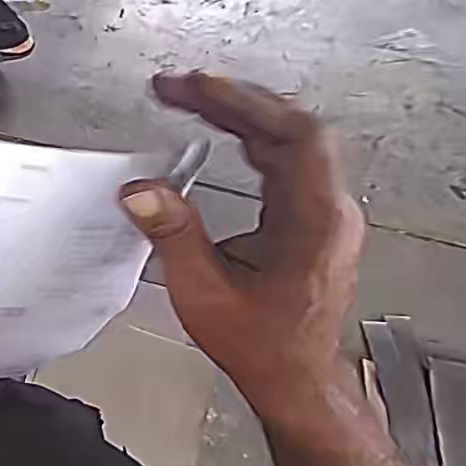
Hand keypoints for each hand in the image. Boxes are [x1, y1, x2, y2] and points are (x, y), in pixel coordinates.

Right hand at [119, 73, 364, 378]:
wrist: (296, 379)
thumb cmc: (262, 345)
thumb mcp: (205, 293)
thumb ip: (173, 236)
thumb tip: (140, 191)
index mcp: (312, 221)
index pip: (288, 136)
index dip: (242, 103)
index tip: (195, 86)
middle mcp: (326, 210)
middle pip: (288, 128)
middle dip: (231, 100)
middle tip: (179, 88)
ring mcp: (321, 213)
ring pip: (289, 140)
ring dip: (241, 114)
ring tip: (194, 99)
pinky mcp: (309, 219)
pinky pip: (284, 160)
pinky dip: (250, 137)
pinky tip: (225, 135)